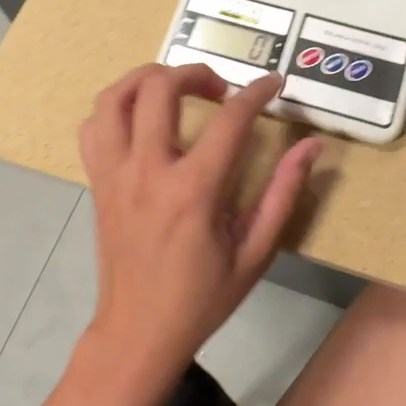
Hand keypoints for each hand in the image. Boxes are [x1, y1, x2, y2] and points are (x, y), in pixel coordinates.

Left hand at [77, 63, 322, 375]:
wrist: (138, 333)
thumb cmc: (202, 296)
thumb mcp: (256, 252)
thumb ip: (284, 193)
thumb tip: (312, 146)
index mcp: (194, 190)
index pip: (229, 119)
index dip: (256, 92)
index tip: (273, 84)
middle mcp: (148, 171)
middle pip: (160, 87)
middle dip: (196, 73)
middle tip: (221, 90)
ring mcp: (114, 173)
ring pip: (116, 96)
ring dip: (148, 78)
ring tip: (176, 87)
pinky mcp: (97, 180)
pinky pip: (94, 125)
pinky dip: (116, 107)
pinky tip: (141, 118)